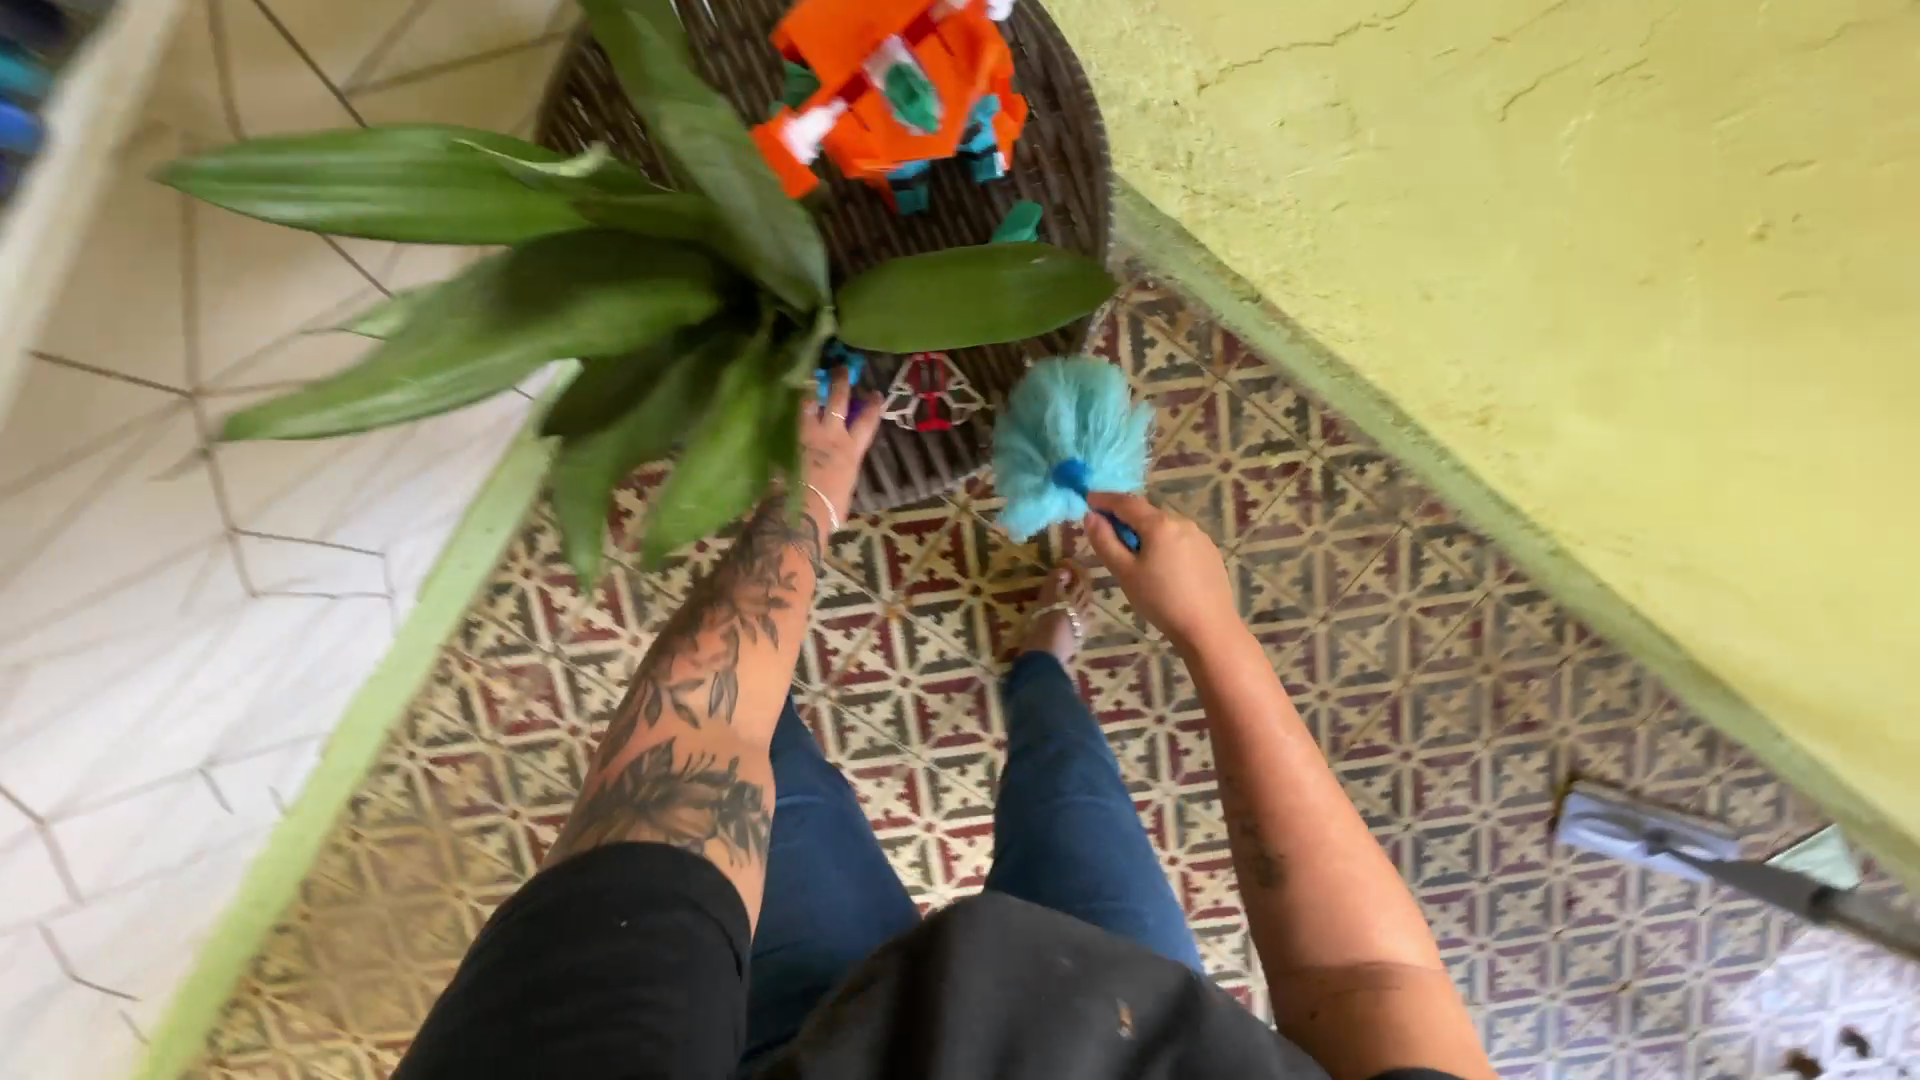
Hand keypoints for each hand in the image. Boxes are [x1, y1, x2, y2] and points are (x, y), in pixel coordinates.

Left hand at [797, 368, 882, 527]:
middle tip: (840, 367)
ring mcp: (805, 434)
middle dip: (840, 382)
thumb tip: (839, 472)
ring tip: (806, 375)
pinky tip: (778, 395)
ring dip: (809, 388)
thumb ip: (843, 472)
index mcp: (850, 451)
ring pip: (807, 402)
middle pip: (837, 401)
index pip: (866, 422)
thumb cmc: (829, 509)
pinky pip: (784, 416)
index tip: (876, 393)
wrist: (801, 511)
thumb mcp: (845, 489)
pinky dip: (783, 405)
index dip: (873, 406)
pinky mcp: (783, 438)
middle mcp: (830, 436)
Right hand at [1083, 492, 1239, 651]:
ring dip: (1144, 532)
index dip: (1104, 499)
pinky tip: (1161, 567)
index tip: (1088, 499)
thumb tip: (1091, 516)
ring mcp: (1199, 536)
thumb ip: (1105, 541)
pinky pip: (1179, 539)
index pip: (1125, 502)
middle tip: (1106, 533)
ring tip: (1133, 555)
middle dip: (1124, 518)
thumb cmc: (1160, 600)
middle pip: (1146, 513)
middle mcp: (1181, 522)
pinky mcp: (1209, 552)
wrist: (1209, 627)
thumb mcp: (1124, 572)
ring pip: (1163, 527)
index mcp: (1159, 524)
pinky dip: (1163, 543)